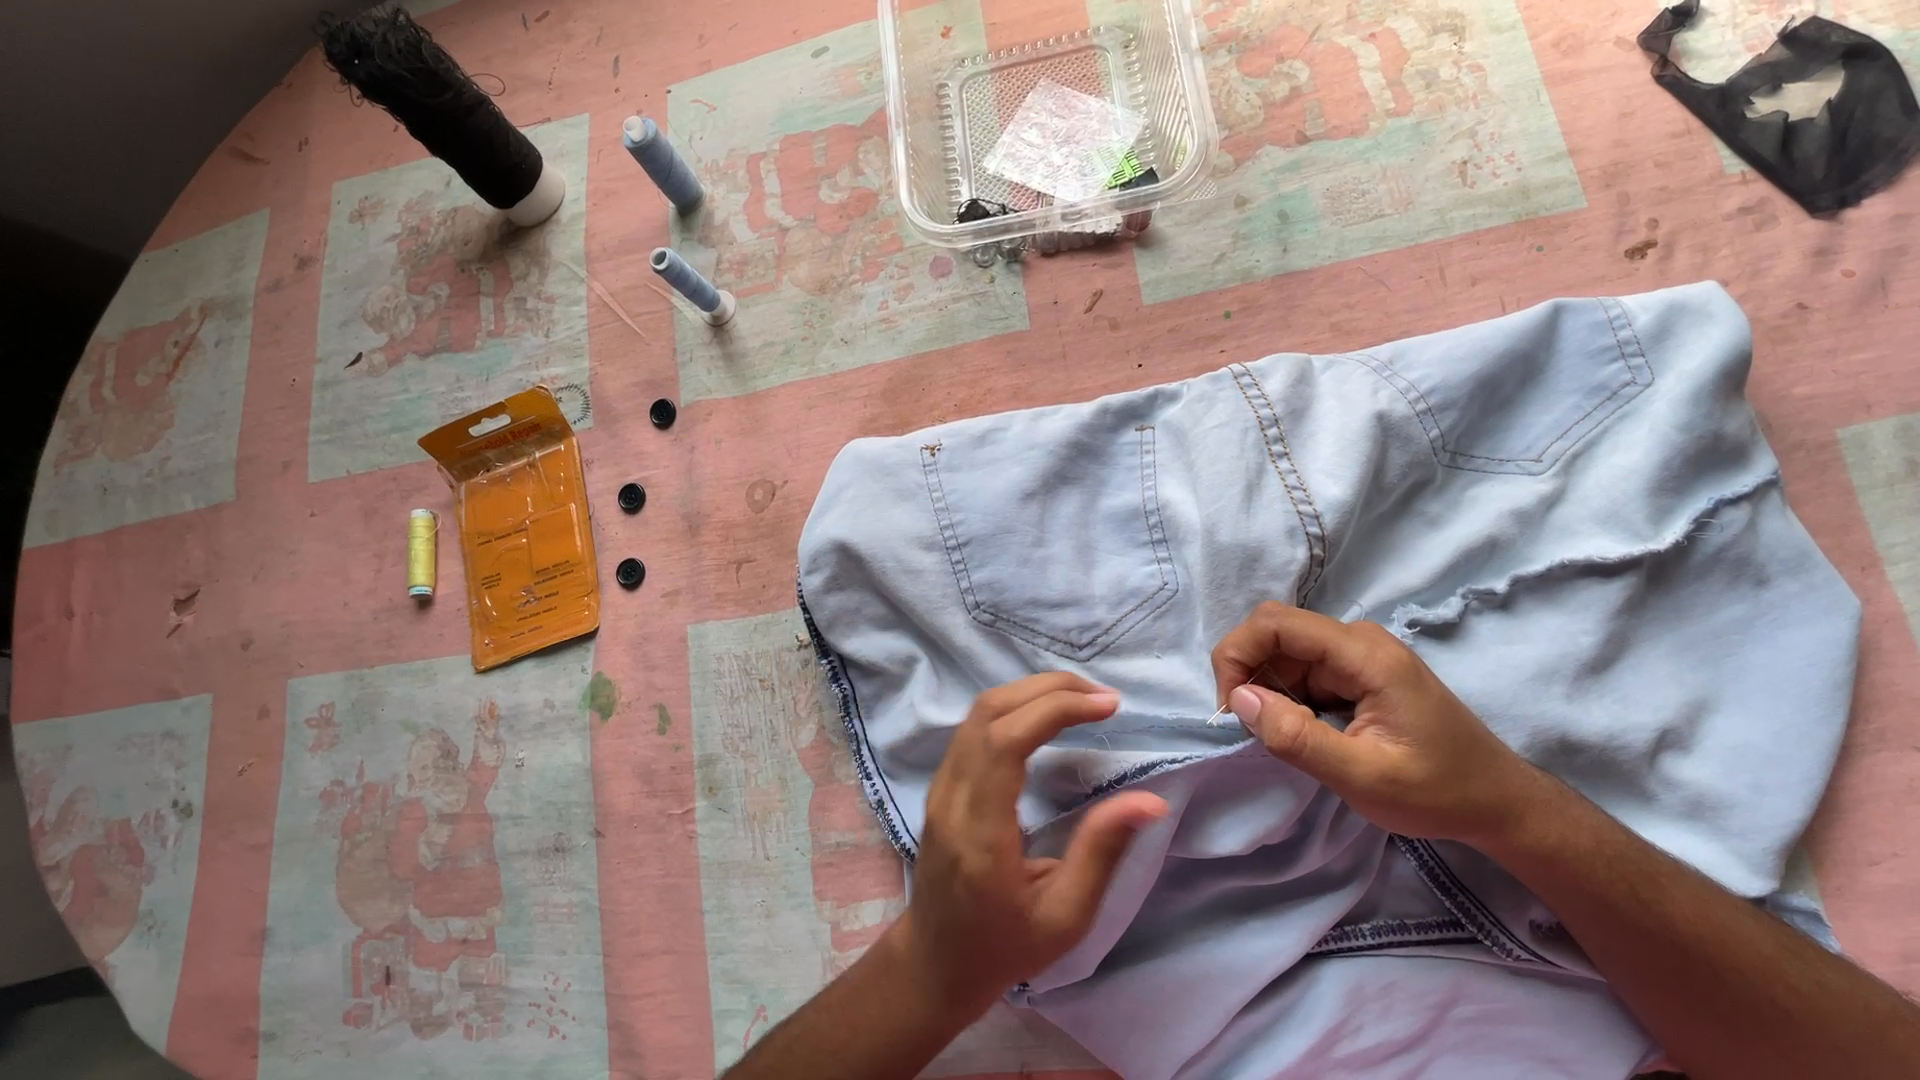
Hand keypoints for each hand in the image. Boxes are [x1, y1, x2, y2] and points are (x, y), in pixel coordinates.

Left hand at [893, 673, 1167, 1013]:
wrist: (937, 961)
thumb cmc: (1005, 946)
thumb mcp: (1065, 915)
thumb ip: (1101, 852)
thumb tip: (1151, 800)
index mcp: (980, 831)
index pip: (1006, 741)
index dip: (1056, 709)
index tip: (1108, 706)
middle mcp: (952, 797)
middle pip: (989, 712)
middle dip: (1049, 689)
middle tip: (1103, 698)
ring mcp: (940, 788)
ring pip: (977, 713)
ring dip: (1030, 693)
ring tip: (1082, 700)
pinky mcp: (941, 785)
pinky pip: (973, 727)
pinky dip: (1014, 708)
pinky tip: (1047, 717)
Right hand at [1212, 602, 1542, 845]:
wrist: (1498, 802)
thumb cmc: (1436, 792)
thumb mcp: (1362, 777)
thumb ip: (1297, 738)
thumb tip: (1238, 699)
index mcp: (1365, 655)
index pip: (1275, 623)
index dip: (1238, 655)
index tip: (1231, 707)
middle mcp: (1359, 641)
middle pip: (1275, 634)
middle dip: (1248, 674)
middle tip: (1252, 728)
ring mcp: (1359, 655)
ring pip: (1285, 653)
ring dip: (1267, 689)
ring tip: (1282, 737)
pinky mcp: (1358, 673)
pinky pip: (1303, 670)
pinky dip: (1286, 697)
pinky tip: (1301, 731)